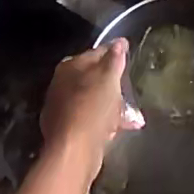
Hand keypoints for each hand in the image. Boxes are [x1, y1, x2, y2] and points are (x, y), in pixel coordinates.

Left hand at [40, 39, 143, 171]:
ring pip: (92, 101)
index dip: (114, 55)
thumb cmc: (92, 107)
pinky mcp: (66, 131)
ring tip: (131, 117)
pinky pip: (90, 121)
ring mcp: (61, 108)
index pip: (96, 53)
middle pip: (93, 79)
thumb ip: (115, 58)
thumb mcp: (109, 78)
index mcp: (69, 66)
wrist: (74, 151)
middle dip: (113, 85)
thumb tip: (119, 41)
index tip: (128, 59)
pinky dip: (104, 123)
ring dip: (111, 107)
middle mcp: (61, 84)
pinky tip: (118, 130)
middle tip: (130, 92)